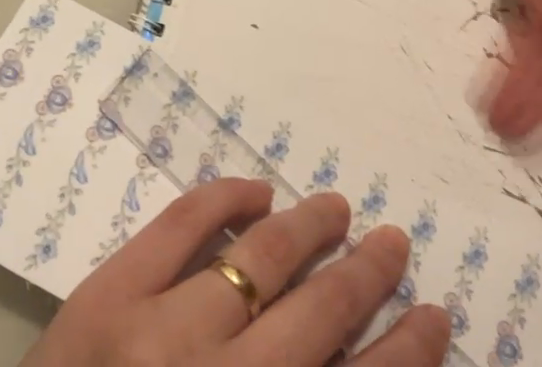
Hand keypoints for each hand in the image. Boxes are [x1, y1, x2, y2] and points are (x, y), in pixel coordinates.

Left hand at [20, 179, 448, 366]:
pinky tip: (256, 191)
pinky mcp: (106, 294)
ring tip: (338, 207)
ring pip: (260, 258)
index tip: (436, 316)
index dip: (407, 350)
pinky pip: (180, 225)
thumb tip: (351, 356)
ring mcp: (159, 332)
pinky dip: (223, 198)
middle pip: (318, 312)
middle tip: (391, 243)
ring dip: (308, 228)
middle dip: (366, 275)